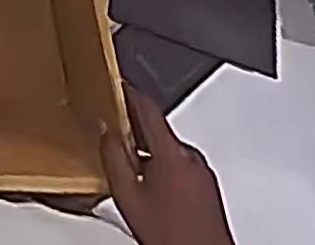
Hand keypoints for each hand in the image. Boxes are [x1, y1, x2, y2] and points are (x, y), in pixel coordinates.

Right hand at [102, 86, 235, 244]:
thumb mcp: (126, 194)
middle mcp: (192, 158)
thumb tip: (106, 133)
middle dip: (134, 131)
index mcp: (172, 152)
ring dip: (149, 152)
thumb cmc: (171, 237)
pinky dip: (163, 167)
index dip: (128, 91)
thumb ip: (112, 155)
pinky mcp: (209, 188)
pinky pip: (180, 164)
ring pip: (168, 149)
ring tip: (132, 171)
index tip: (117, 84)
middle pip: (156, 129)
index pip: (147, 106)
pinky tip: (152, 188)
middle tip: (115, 137)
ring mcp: (203, 174)